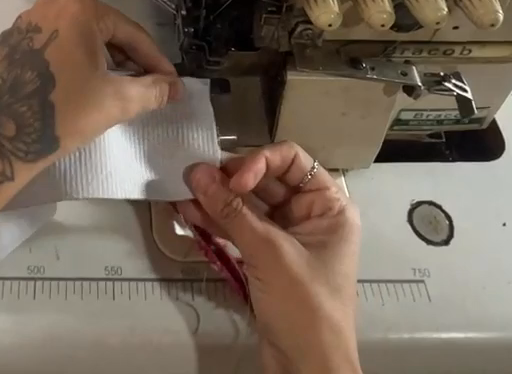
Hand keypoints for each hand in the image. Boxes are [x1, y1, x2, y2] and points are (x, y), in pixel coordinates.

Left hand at [0, 0, 181, 182]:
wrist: (4, 139)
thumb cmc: (64, 114)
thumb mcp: (117, 101)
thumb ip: (152, 89)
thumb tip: (175, 87)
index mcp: (81, 9)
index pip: (130, 33)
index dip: (154, 60)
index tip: (170, 81)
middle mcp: (52, 4)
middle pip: (103, 31)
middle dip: (128, 58)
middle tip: (146, 84)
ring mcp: (27, 21)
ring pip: (77, 36)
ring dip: (100, 58)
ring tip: (116, 84)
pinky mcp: (10, 40)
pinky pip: (52, 43)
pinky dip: (70, 59)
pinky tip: (80, 82)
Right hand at [178, 143, 361, 373]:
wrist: (308, 373)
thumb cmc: (304, 306)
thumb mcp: (268, 253)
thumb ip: (229, 210)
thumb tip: (194, 171)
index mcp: (328, 205)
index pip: (290, 159)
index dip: (259, 161)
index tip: (233, 180)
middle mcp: (309, 214)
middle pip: (265, 179)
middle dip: (229, 179)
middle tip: (194, 179)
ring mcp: (286, 237)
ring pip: (247, 204)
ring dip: (217, 199)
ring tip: (183, 193)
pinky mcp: (266, 258)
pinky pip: (240, 228)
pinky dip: (216, 220)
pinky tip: (190, 213)